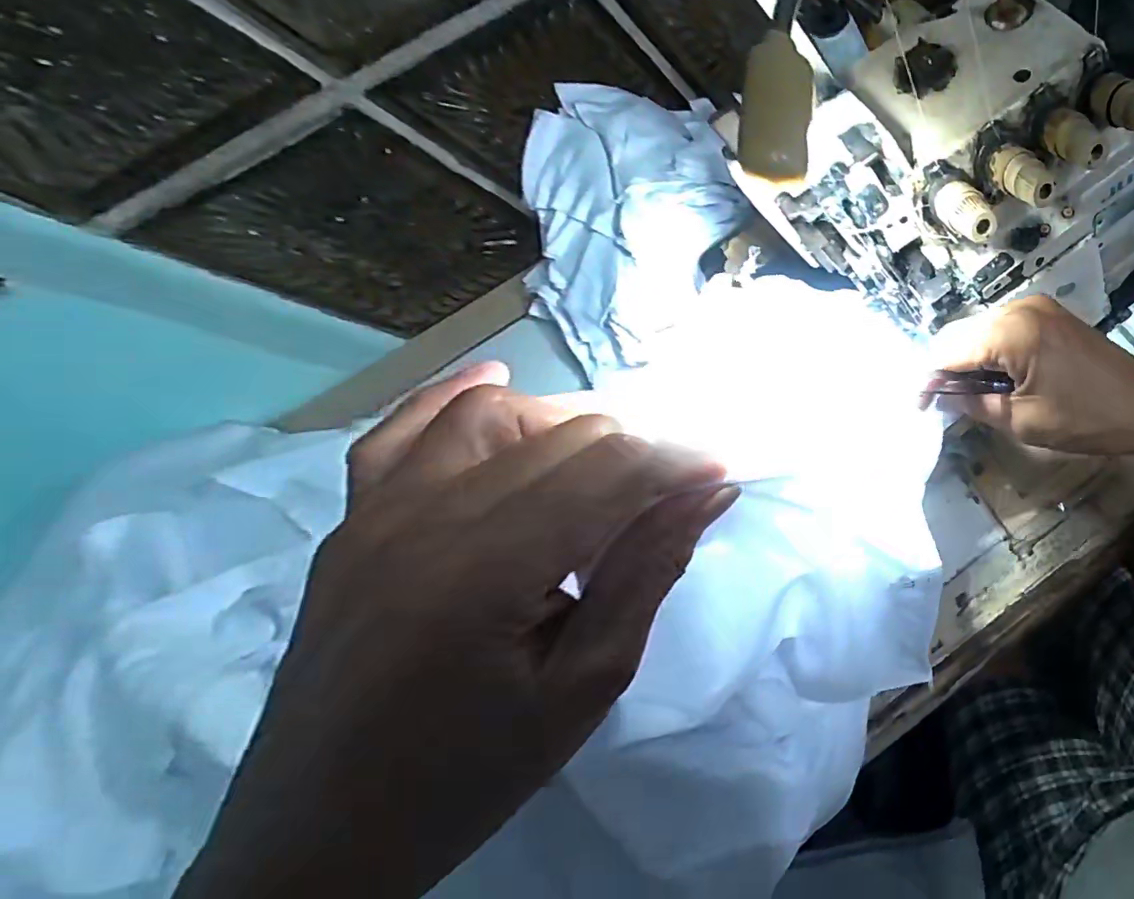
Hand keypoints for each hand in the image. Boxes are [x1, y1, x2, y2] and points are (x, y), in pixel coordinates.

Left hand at [177, 363, 738, 898]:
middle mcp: (424, 522)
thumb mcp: (587, 684)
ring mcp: (375, 517)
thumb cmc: (471, 771)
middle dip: (638, 450)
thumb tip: (710, 493)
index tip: (720, 478)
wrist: (317, 843)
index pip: (610, 469)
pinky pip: (399, 433)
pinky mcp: (351, 527)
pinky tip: (497, 385)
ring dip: (564, 425)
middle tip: (672, 494)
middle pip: (563, 435)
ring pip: (491, 414)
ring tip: (601, 468)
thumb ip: (649, 572)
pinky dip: (455, 400)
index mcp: (486, 570)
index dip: (678, 462)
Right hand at [926, 295, 1133, 458]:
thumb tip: (941, 397)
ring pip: (982, 329)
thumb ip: (974, 404)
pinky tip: (998, 378)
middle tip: (943, 404)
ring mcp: (1039, 307)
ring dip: (970, 360)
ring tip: (971, 396)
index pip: (948, 350)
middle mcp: (1020, 307)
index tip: (919, 407)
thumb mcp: (1023, 420)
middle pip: (962, 333)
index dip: (928, 379)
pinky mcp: (1052, 315)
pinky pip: (1007, 329)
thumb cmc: (1088, 419)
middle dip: (947, 367)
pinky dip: (994, 352)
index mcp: (1010, 330)